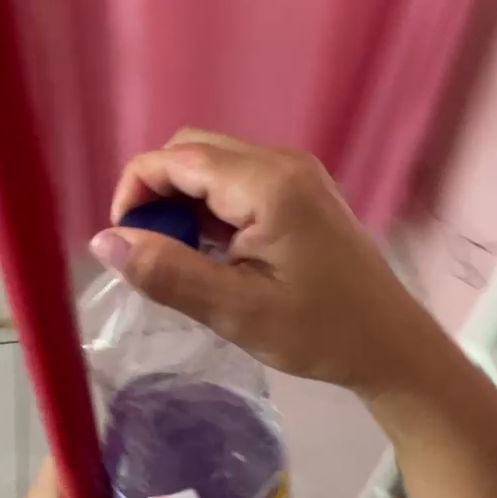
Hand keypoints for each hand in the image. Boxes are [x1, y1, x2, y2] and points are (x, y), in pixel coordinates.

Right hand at [92, 128, 447, 398]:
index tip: (124, 243)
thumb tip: (105, 242)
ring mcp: (295, 174)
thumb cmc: (319, 333)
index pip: (177, 158)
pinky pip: (236, 182)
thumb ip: (167, 273)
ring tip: (178, 257)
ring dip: (181, 201)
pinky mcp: (300, 191)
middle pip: (193, 150)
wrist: (392, 346)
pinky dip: (208, 208)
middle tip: (150, 250)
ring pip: (212, 165)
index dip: (135, 191)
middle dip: (156, 192)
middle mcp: (282, 163)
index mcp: (269, 184)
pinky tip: (209, 252)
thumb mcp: (235, 311)